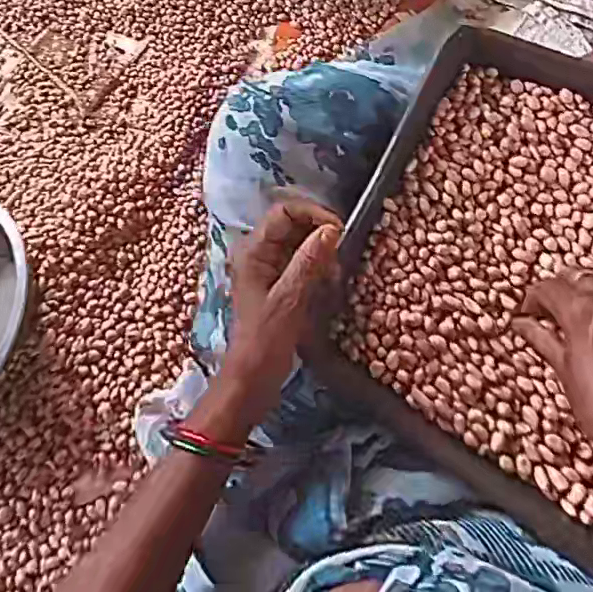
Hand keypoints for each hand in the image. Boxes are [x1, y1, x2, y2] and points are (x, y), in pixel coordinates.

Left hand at [220, 195, 342, 421]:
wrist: (250, 381)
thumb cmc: (264, 342)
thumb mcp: (289, 301)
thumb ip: (308, 263)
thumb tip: (331, 230)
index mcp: (253, 250)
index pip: (283, 211)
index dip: (312, 213)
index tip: (339, 229)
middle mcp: (258, 252)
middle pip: (292, 224)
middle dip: (319, 232)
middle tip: (342, 251)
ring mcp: (268, 267)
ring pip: (299, 242)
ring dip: (321, 250)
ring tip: (336, 271)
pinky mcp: (278, 283)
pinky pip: (301, 262)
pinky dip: (318, 266)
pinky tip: (331, 281)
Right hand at [510, 272, 592, 488]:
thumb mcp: (568, 379)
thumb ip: (545, 342)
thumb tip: (525, 325)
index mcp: (582, 313)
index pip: (547, 287)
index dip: (534, 299)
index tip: (531, 314)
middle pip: (580, 279)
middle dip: (564, 292)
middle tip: (555, 316)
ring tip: (588, 338)